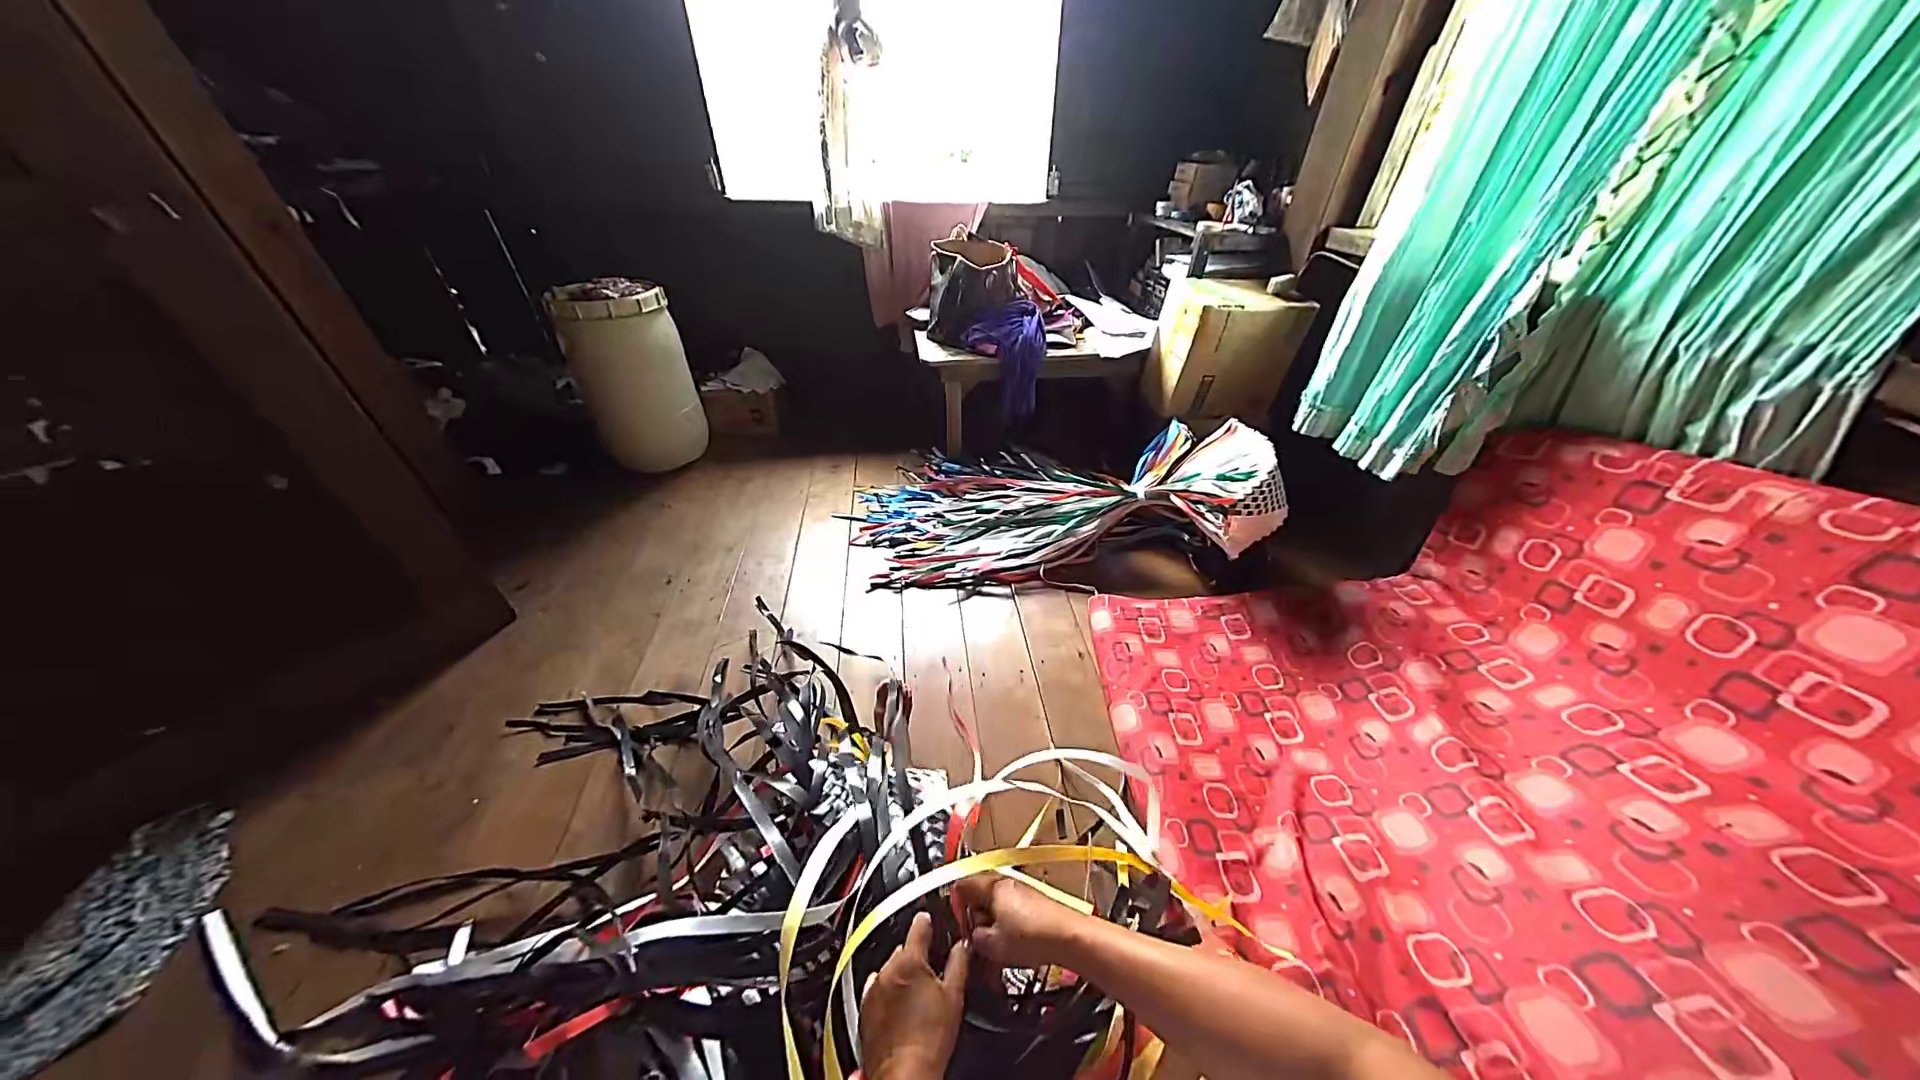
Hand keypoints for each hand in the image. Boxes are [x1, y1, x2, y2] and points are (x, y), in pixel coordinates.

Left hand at [859, 911, 968, 1079]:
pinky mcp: (864, 1007)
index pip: (919, 925)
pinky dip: (889, 990)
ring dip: (903, 973)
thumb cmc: (928, 1041)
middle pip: (905, 948)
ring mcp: (873, 988)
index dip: (929, 921)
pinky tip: (902, 1007)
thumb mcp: (953, 996)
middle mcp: (887, 969)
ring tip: (919, 996)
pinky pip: (878, 988)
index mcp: (909, 960)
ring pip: (891, 968)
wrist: (904, 1075)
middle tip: (933, 972)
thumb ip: (959, 963)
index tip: (931, 920)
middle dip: (919, 955)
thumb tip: (963, 947)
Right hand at [952, 874, 1082, 969]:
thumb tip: (974, 936)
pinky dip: (1007, 923)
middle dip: (975, 917)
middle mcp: (1004, 882)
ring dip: (992, 923)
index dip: (956, 907)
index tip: (961, 927)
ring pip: (995, 903)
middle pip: (978, 894)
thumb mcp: (992, 945)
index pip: (961, 885)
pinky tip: (1013, 943)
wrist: (1069, 937)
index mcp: (990, 885)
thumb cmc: (1031, 936)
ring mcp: (1020, 889)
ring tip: (997, 946)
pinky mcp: (1033, 900)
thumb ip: (975, 938)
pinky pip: (1011, 908)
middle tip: (978, 940)